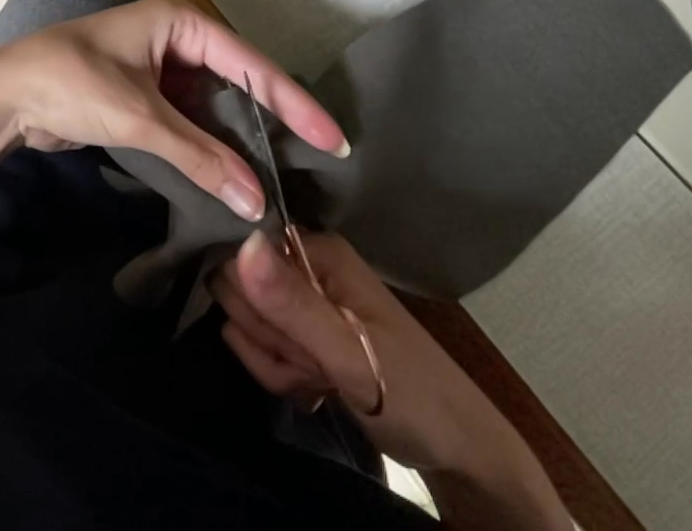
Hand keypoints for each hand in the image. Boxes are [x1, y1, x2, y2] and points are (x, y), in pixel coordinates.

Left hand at [0, 0, 346, 221]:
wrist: (3, 98)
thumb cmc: (71, 85)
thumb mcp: (140, 118)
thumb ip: (200, 157)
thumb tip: (255, 201)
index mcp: (179, 23)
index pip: (250, 64)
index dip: (293, 103)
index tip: (332, 138)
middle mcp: (173, 39)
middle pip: (236, 82)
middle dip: (270, 119)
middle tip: (313, 158)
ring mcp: (156, 67)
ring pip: (211, 104)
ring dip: (236, 137)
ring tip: (277, 173)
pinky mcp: (141, 95)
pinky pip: (187, 118)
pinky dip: (206, 143)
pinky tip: (229, 171)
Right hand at [212, 232, 566, 527]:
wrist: (455, 448)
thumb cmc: (413, 395)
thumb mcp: (352, 353)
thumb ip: (293, 303)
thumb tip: (243, 242)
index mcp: (318, 252)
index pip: (238, 254)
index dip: (252, 300)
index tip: (288, 333)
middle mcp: (305, 266)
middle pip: (236, 289)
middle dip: (264, 336)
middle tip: (312, 359)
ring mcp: (302, 302)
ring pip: (243, 323)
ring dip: (273, 360)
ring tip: (320, 376)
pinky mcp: (299, 333)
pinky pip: (257, 348)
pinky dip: (280, 375)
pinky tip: (316, 386)